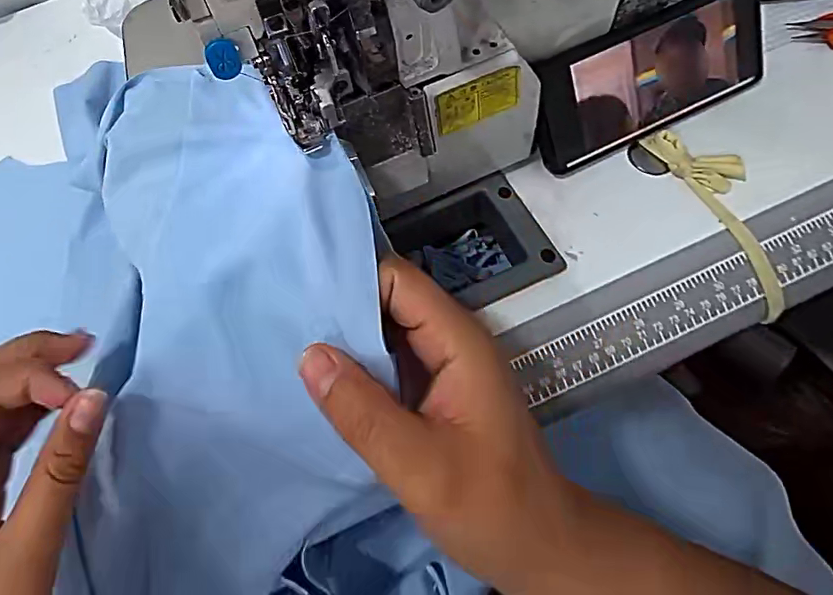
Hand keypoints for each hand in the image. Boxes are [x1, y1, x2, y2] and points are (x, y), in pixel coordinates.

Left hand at [0, 331, 106, 594]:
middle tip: (83, 343)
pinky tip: (52, 406)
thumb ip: (59, 474)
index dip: (31, 376)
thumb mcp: (22, 565)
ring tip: (74, 361)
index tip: (84, 391)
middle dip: (25, 357)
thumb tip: (94, 396)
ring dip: (24, 377)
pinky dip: (21, 412)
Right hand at [299, 258, 791, 594]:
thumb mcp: (421, 468)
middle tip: (289, 318)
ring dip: (347, 335)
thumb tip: (309, 355)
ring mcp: (443, 361)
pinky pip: (390, 356)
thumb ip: (364, 413)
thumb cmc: (493, 508)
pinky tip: (327, 377)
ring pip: (387, 326)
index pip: (396, 280)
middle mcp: (451, 338)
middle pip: (389, 296)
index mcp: (457, 339)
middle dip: (342, 304)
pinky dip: (360, 361)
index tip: (303, 291)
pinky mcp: (434, 386)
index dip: (350, 279)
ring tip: (297, 342)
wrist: (543, 552)